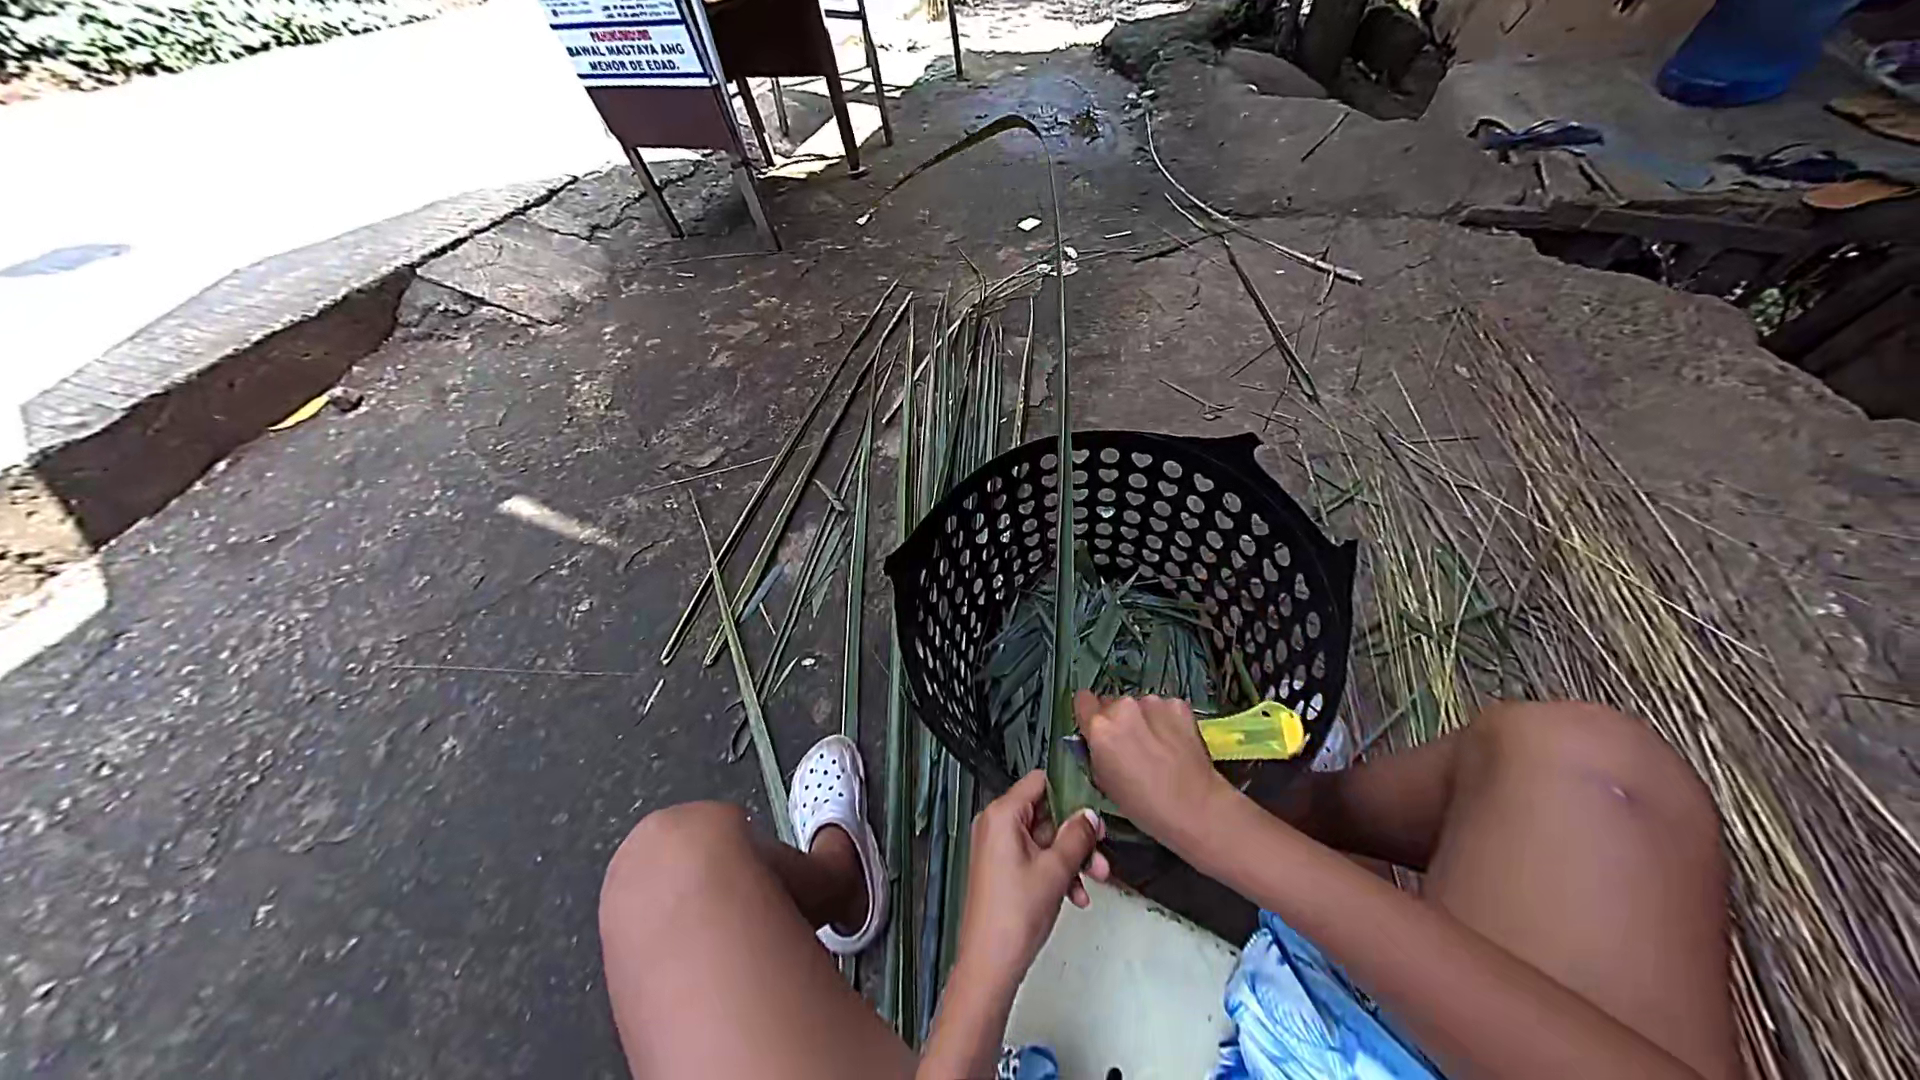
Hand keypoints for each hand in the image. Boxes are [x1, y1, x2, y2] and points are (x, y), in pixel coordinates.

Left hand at [953, 769, 1111, 988]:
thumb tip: (1089, 815)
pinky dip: (1056, 871)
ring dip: (1071, 857)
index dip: (1069, 792)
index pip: (1039, 782)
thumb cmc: (1015, 914)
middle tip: (1100, 851)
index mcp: (1002, 814)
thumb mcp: (1056, 869)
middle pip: (1045, 813)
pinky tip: (1075, 896)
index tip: (1093, 810)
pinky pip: (1034, 857)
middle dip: (1076, 835)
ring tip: (1095, 880)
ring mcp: (997, 847)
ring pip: (1044, 839)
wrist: (990, 963)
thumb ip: (1077, 836)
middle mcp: (995, 824)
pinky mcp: (1001, 868)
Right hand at [1075, 692, 1240, 851]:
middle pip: (1112, 703)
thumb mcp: (1102, 781)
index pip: (1082, 699)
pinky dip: (1166, 720)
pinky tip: (1175, 742)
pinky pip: (1164, 708)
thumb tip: (1097, 739)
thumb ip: (1094, 751)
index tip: (1095, 727)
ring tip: (1158, 746)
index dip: (1088, 714)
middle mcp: (1123, 707)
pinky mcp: (1179, 705)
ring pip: (1139, 705)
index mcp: (1100, 727)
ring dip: (1143, 719)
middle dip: (1118, 720)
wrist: (1196, 808)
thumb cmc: (1143, 804)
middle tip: (1131, 745)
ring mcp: (1153, 702)